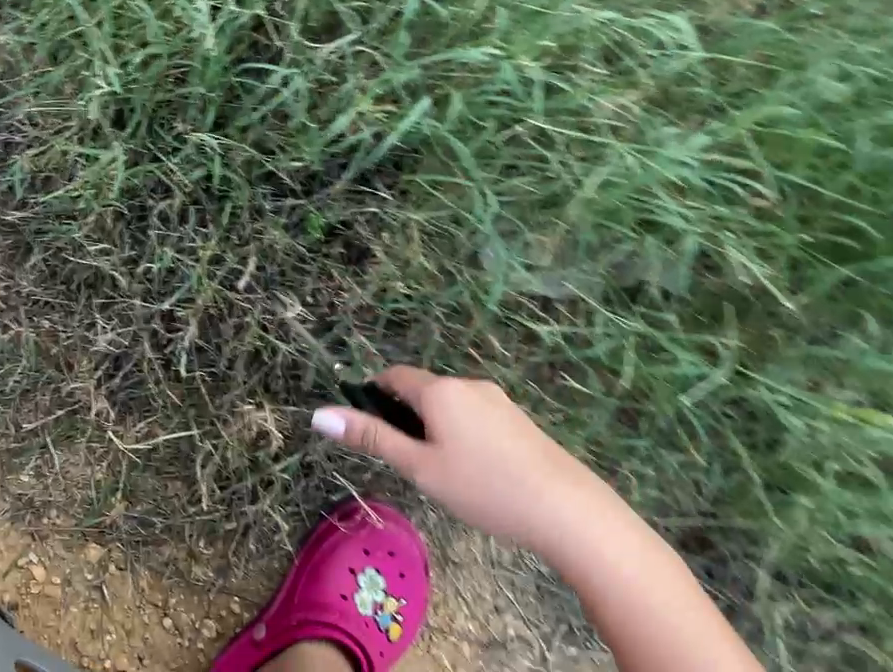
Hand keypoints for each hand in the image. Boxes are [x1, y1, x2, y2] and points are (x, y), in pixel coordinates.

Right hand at [312, 366, 624, 558]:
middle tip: (406, 460)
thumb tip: (318, 414)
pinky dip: (462, 434)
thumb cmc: (485, 488)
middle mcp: (468, 385)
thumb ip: (370, 437)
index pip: (392, 376)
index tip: (369, 429)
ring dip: (435, 427)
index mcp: (439, 390)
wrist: (574, 516)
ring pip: (450, 406)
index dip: (373, 396)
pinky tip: (475, 473)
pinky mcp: (522, 422)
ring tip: (441, 472)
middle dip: (405, 415)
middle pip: (422, 390)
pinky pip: (476, 417)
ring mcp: (500, 402)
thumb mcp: (418, 467)